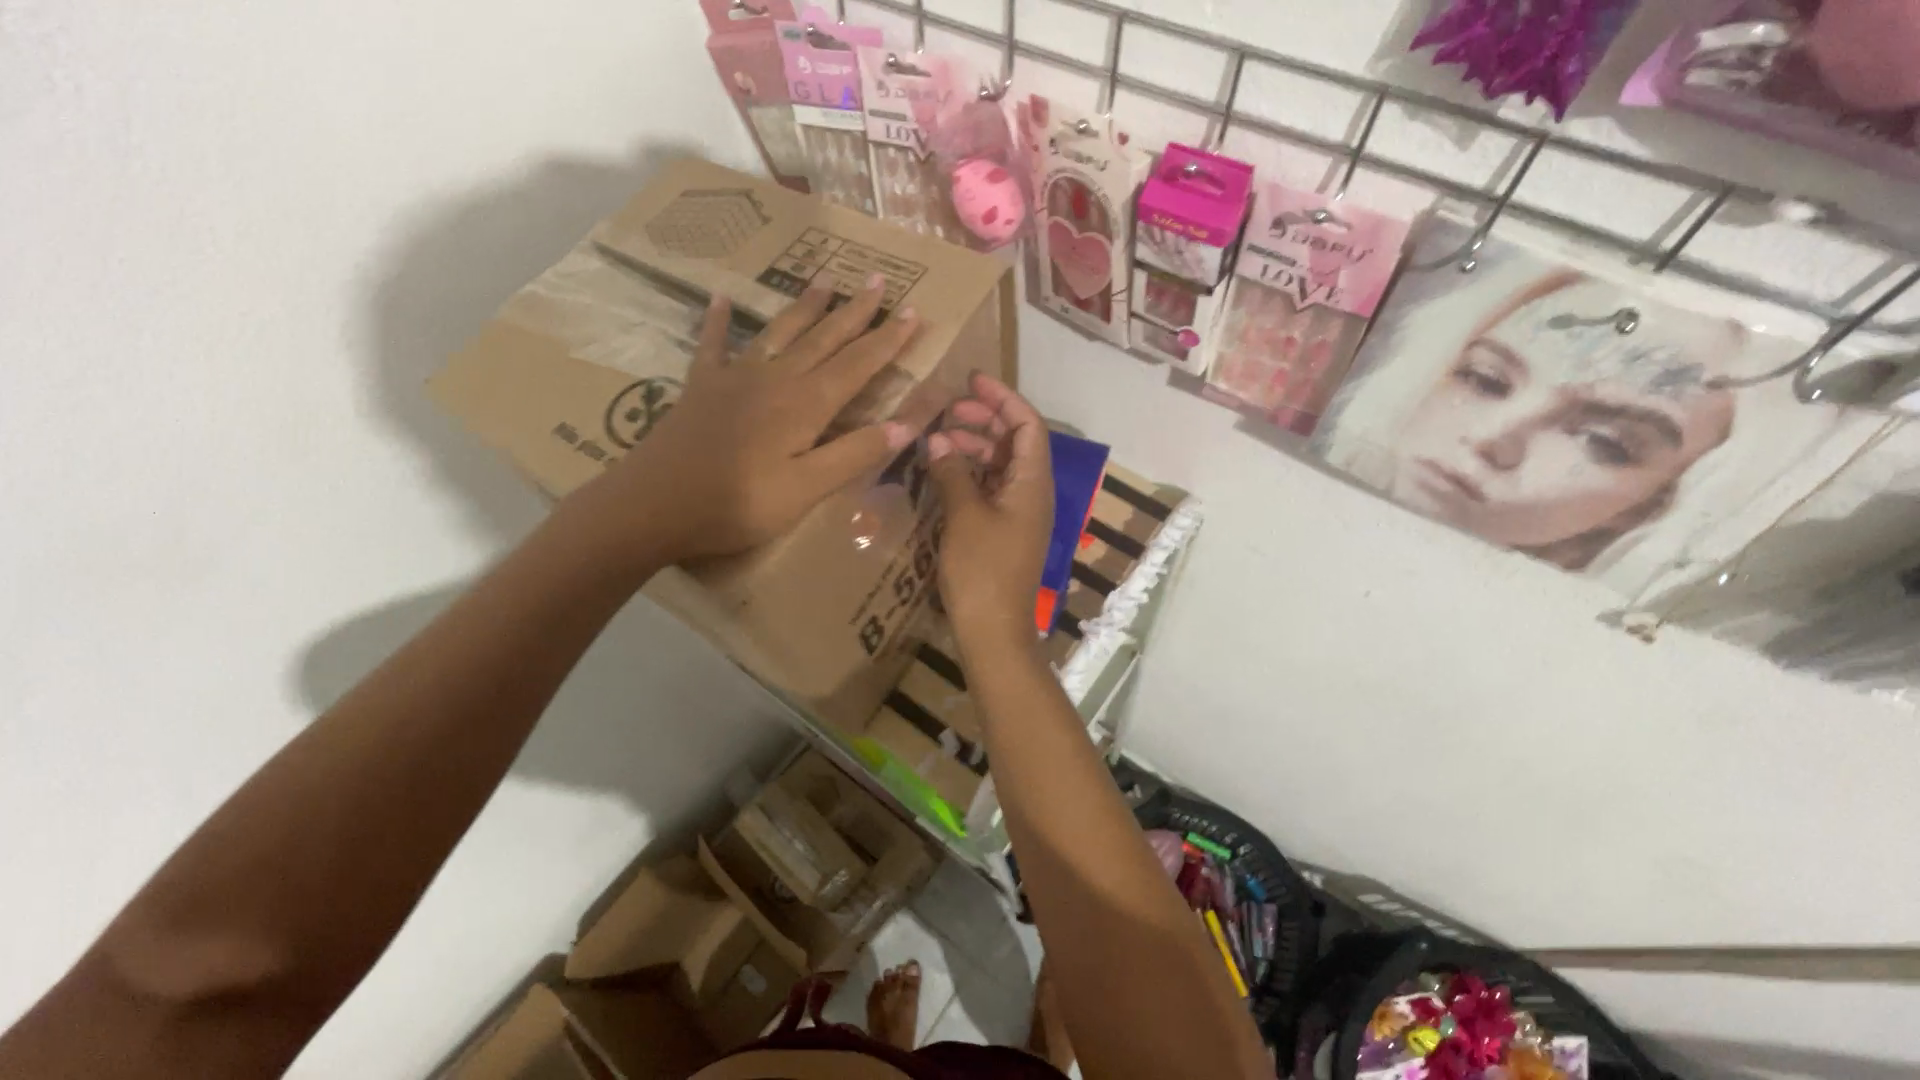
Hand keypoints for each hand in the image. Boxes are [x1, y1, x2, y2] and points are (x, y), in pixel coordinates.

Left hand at [562, 277, 918, 569]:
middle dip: (855, 311)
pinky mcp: (701, 387)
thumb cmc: (738, 505)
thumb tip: (908, 424)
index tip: (915, 314)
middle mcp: (776, 378)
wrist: (654, 504)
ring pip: (780, 332)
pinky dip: (717, 320)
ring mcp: (735, 377)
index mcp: (807, 404)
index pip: (859, 365)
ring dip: (805, 307)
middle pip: (824, 338)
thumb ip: (855, 454)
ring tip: (825, 280)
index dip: (889, 340)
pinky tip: (718, 297)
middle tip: (877, 280)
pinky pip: (713, 344)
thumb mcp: (806, 489)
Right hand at [928, 373, 1053, 658]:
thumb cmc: (983, 571)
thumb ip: (952, 472)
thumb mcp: (964, 515)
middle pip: (1015, 440)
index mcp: (1033, 482)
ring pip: (1000, 464)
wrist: (993, 631)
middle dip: (984, 419)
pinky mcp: (1003, 531)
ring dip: (973, 446)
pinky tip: (941, 471)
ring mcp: (1019, 513)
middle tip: (946, 410)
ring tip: (937, 439)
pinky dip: (969, 473)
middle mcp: (1032, 492)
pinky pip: (990, 488)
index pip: (1027, 424)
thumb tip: (938, 440)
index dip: (1002, 398)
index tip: (970, 380)